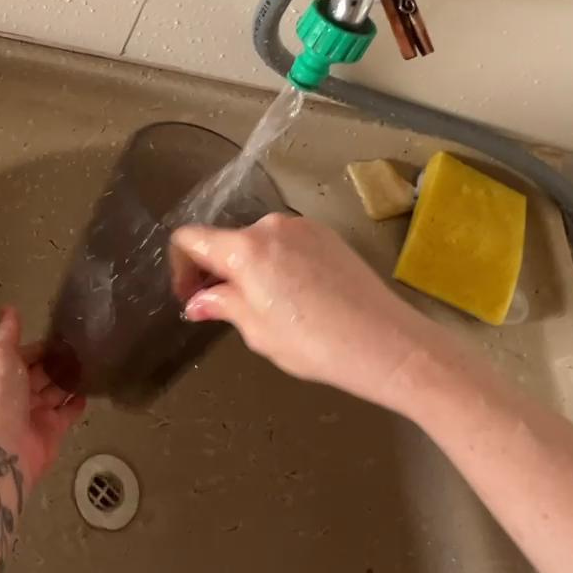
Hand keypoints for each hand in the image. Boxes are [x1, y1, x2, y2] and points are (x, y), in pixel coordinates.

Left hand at [0, 307, 85, 488]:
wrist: (3, 451)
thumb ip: (8, 333)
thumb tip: (8, 308)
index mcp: (0, 373)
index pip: (24, 353)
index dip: (41, 346)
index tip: (64, 334)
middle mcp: (16, 391)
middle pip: (41, 372)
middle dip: (57, 361)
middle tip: (84, 348)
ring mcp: (35, 412)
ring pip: (55, 390)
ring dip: (69, 379)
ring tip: (91, 364)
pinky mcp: (52, 430)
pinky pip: (67, 413)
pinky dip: (76, 402)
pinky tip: (88, 390)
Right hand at [173, 214, 449, 410]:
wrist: (391, 345)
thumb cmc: (318, 344)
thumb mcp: (259, 332)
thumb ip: (222, 306)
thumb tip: (198, 301)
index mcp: (245, 249)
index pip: (190, 239)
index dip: (181, 267)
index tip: (191, 296)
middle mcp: (270, 227)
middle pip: (225, 240)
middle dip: (217, 270)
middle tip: (224, 307)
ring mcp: (302, 227)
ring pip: (257, 243)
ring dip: (249, 268)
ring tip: (266, 306)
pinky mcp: (327, 235)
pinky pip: (286, 243)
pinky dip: (278, 264)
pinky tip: (296, 297)